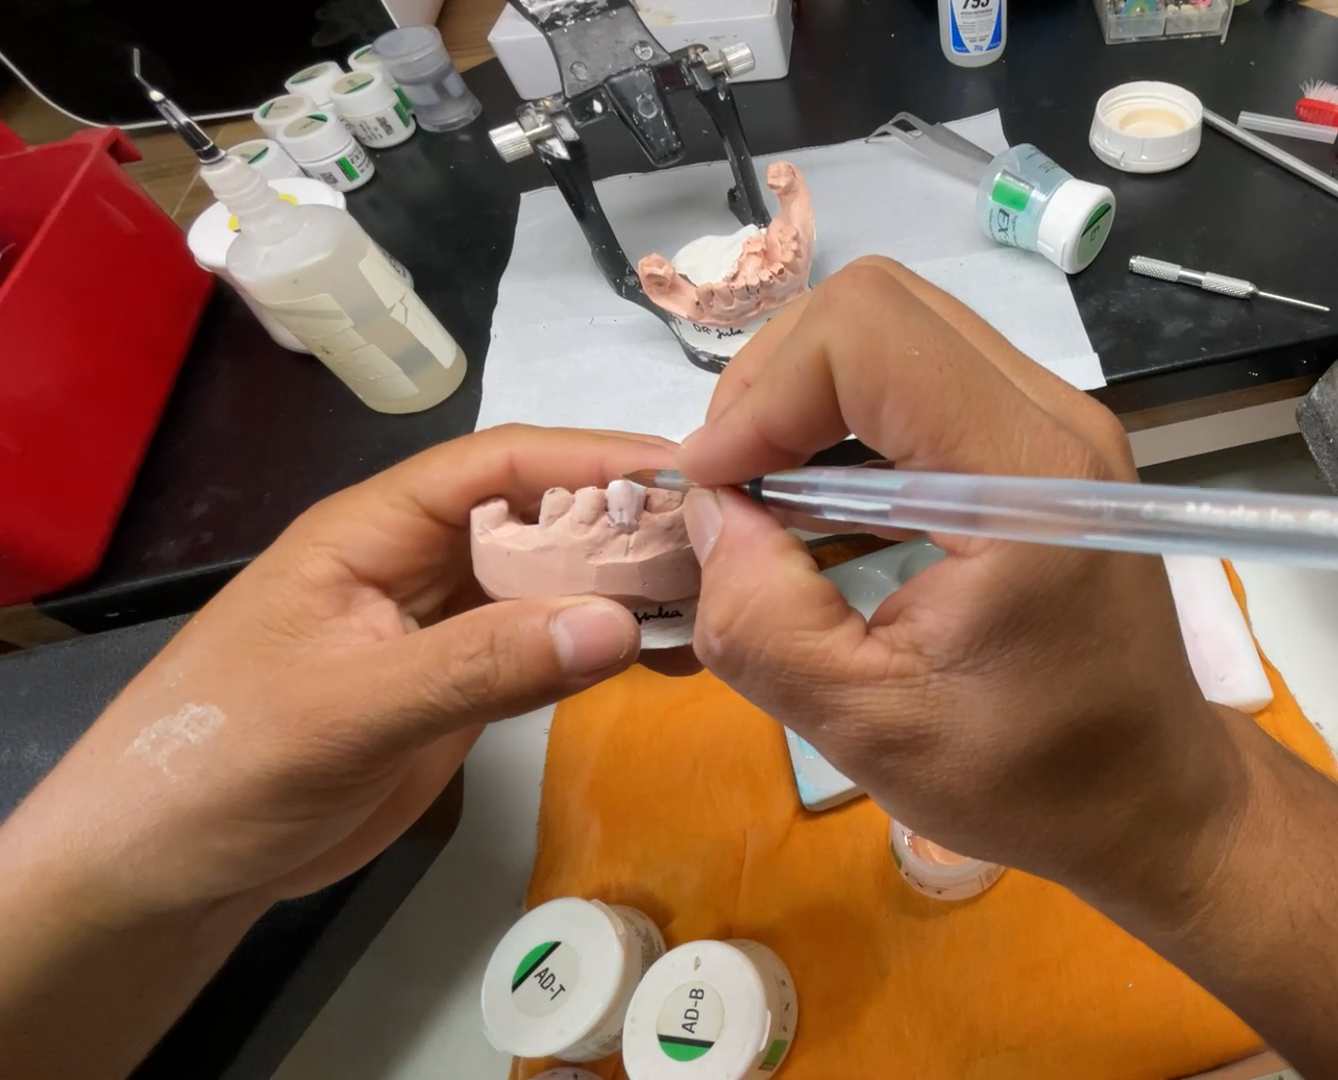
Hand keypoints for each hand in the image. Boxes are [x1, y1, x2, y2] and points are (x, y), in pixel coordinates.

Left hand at [2, 426, 673, 918]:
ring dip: (631, 584)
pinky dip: (613, 643)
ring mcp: (460, 619)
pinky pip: (561, 642)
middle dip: (627, 520)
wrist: (173, 875)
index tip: (679, 471)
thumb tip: (620, 624)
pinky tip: (667, 652)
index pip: (498, 465)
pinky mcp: (481, 674)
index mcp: (380, 531)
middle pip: (547, 516)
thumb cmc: (220, 770)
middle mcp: (430, 560)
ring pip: (563, 579)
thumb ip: (481, 664)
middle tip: (717, 536)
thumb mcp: (347, 712)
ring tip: (709, 593)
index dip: (588, 457)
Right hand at [677, 258, 1247, 907]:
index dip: (763, 392)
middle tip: (735, 483)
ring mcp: (1058, 423)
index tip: (713, 486)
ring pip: (901, 332)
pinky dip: (853, 415)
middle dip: (777, 381)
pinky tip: (830, 492)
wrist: (1147, 786)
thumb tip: (708, 511)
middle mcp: (1054, 419)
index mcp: (1026, 474)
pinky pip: (927, 378)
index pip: (868, 335)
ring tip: (768, 486)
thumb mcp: (869, 725)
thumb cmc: (1031, 773)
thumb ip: (761, 619)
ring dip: (810, 395)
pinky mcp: (1046, 445)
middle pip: (881, 308)